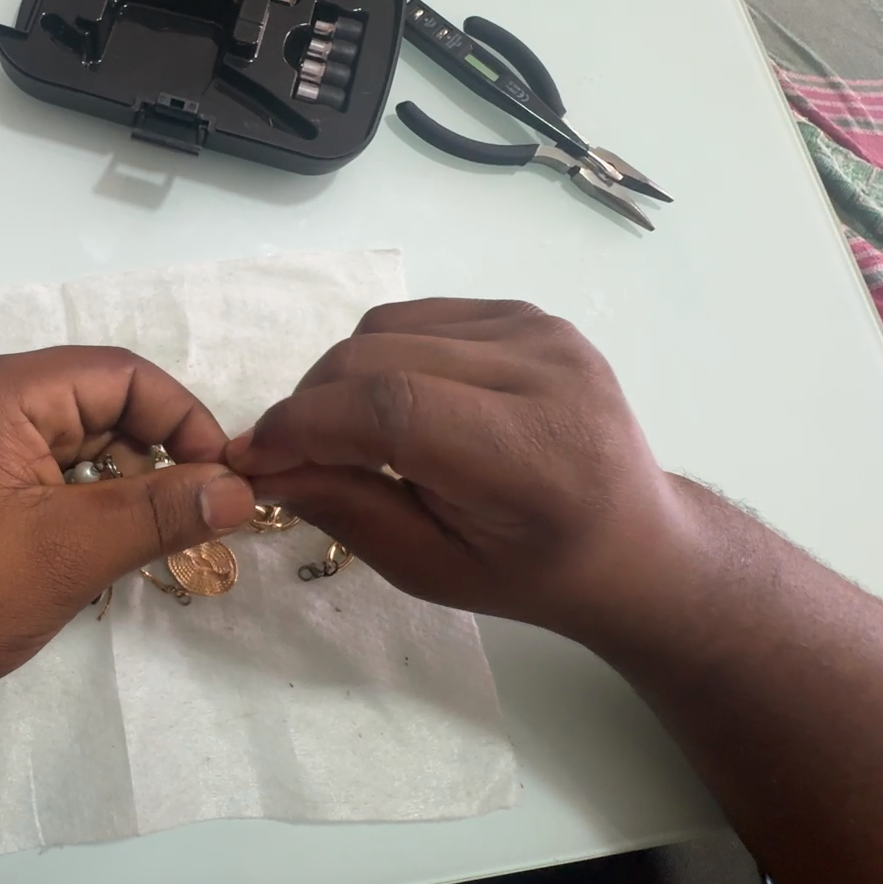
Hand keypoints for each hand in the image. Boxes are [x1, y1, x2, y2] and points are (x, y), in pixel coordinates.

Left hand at [0, 347, 254, 728]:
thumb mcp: (64, 555)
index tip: (222, 481)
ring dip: (114, 487)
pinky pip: (35, 473)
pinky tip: (87, 551)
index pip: (120, 374)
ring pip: (68, 444)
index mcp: (0, 390)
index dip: (183, 419)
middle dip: (152, 457)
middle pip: (95, 404)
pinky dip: (75, 504)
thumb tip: (237, 488)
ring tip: (141, 546)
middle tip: (191, 523)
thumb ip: (157, 513)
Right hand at [223, 299, 703, 633]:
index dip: (304, 426)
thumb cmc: (527, 572)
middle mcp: (544, 371)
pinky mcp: (522, 312)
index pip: (392, 408)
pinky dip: (371, 358)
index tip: (252, 458)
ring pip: (379, 330)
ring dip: (336, 381)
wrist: (630, 538)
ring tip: (348, 431)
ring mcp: (537, 330)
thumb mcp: (427, 569)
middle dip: (306, 406)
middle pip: (374, 359)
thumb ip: (344, 509)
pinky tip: (391, 399)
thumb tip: (259, 467)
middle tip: (289, 454)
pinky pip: (406, 318)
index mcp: (534, 456)